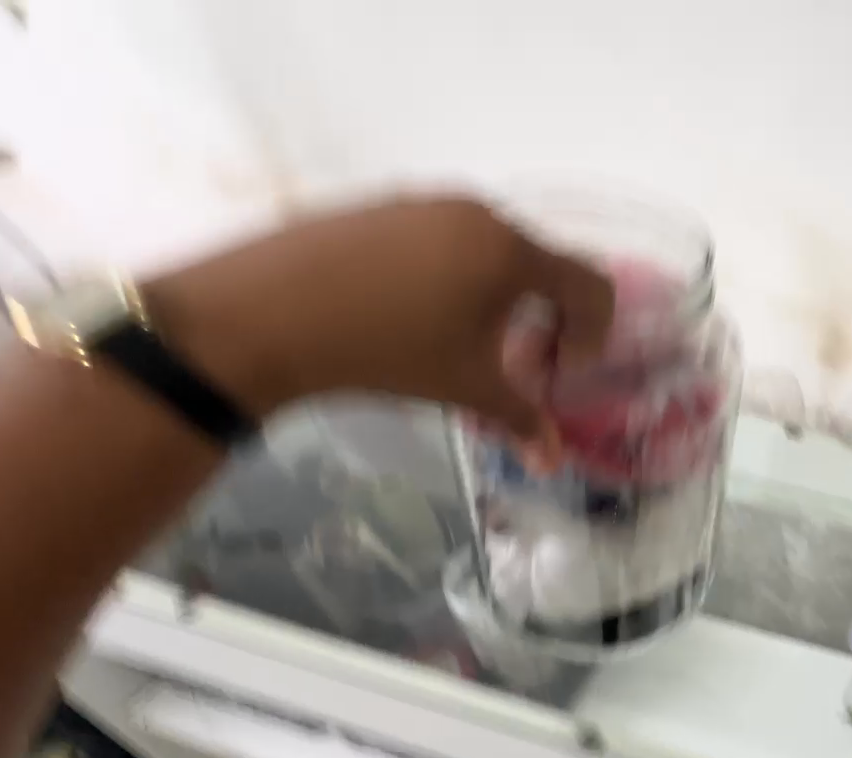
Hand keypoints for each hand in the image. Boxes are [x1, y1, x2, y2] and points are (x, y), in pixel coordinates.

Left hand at [138, 197, 613, 434]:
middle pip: (548, 265)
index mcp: (512, 253)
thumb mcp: (467, 390)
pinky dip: (464, 275)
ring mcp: (428, 202)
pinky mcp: (386, 205)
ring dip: (508, 297)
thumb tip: (553, 462)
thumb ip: (523, 420)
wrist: (257, 315)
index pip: (591, 284)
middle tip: (524, 361)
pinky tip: (422, 312)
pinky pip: (453, 237)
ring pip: (500, 250)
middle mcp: (479, 213)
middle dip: (551, 317)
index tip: (561, 370)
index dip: (594, 334)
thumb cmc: (385, 352)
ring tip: (471, 337)